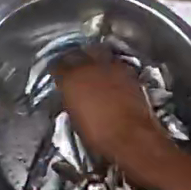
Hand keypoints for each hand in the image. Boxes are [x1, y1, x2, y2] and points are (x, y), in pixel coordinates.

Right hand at [53, 52, 188, 183]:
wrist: (132, 137)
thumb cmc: (98, 135)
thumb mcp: (76, 119)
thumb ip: (71, 100)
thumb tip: (71, 95)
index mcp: (70, 79)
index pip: (58, 66)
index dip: (58, 71)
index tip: (59, 76)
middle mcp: (88, 66)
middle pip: (78, 53)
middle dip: (76, 58)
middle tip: (76, 68)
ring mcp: (110, 66)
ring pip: (98, 53)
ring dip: (94, 58)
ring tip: (94, 67)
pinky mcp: (128, 71)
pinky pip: (115, 62)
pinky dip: (111, 67)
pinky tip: (112, 76)